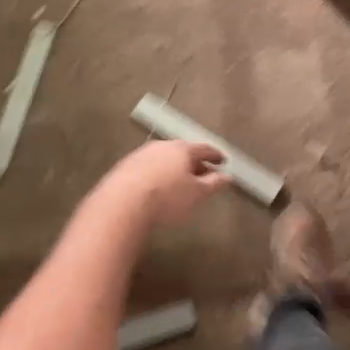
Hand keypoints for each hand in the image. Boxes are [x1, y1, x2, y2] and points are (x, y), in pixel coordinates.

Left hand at [96, 139, 228, 227]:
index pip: (204, 148)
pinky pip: (148, 167)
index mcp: (182, 149)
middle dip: (194, 162)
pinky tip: (157, 186)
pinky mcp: (125, 166)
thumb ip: (214, 183)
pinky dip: (158, 173)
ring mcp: (141, 154)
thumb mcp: (197, 194)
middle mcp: (162, 146)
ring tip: (180, 181)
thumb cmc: (167, 198)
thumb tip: (227, 176)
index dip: (216, 155)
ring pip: (164, 158)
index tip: (223, 161)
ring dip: (174, 167)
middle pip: (183, 151)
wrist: (122, 203)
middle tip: (203, 172)